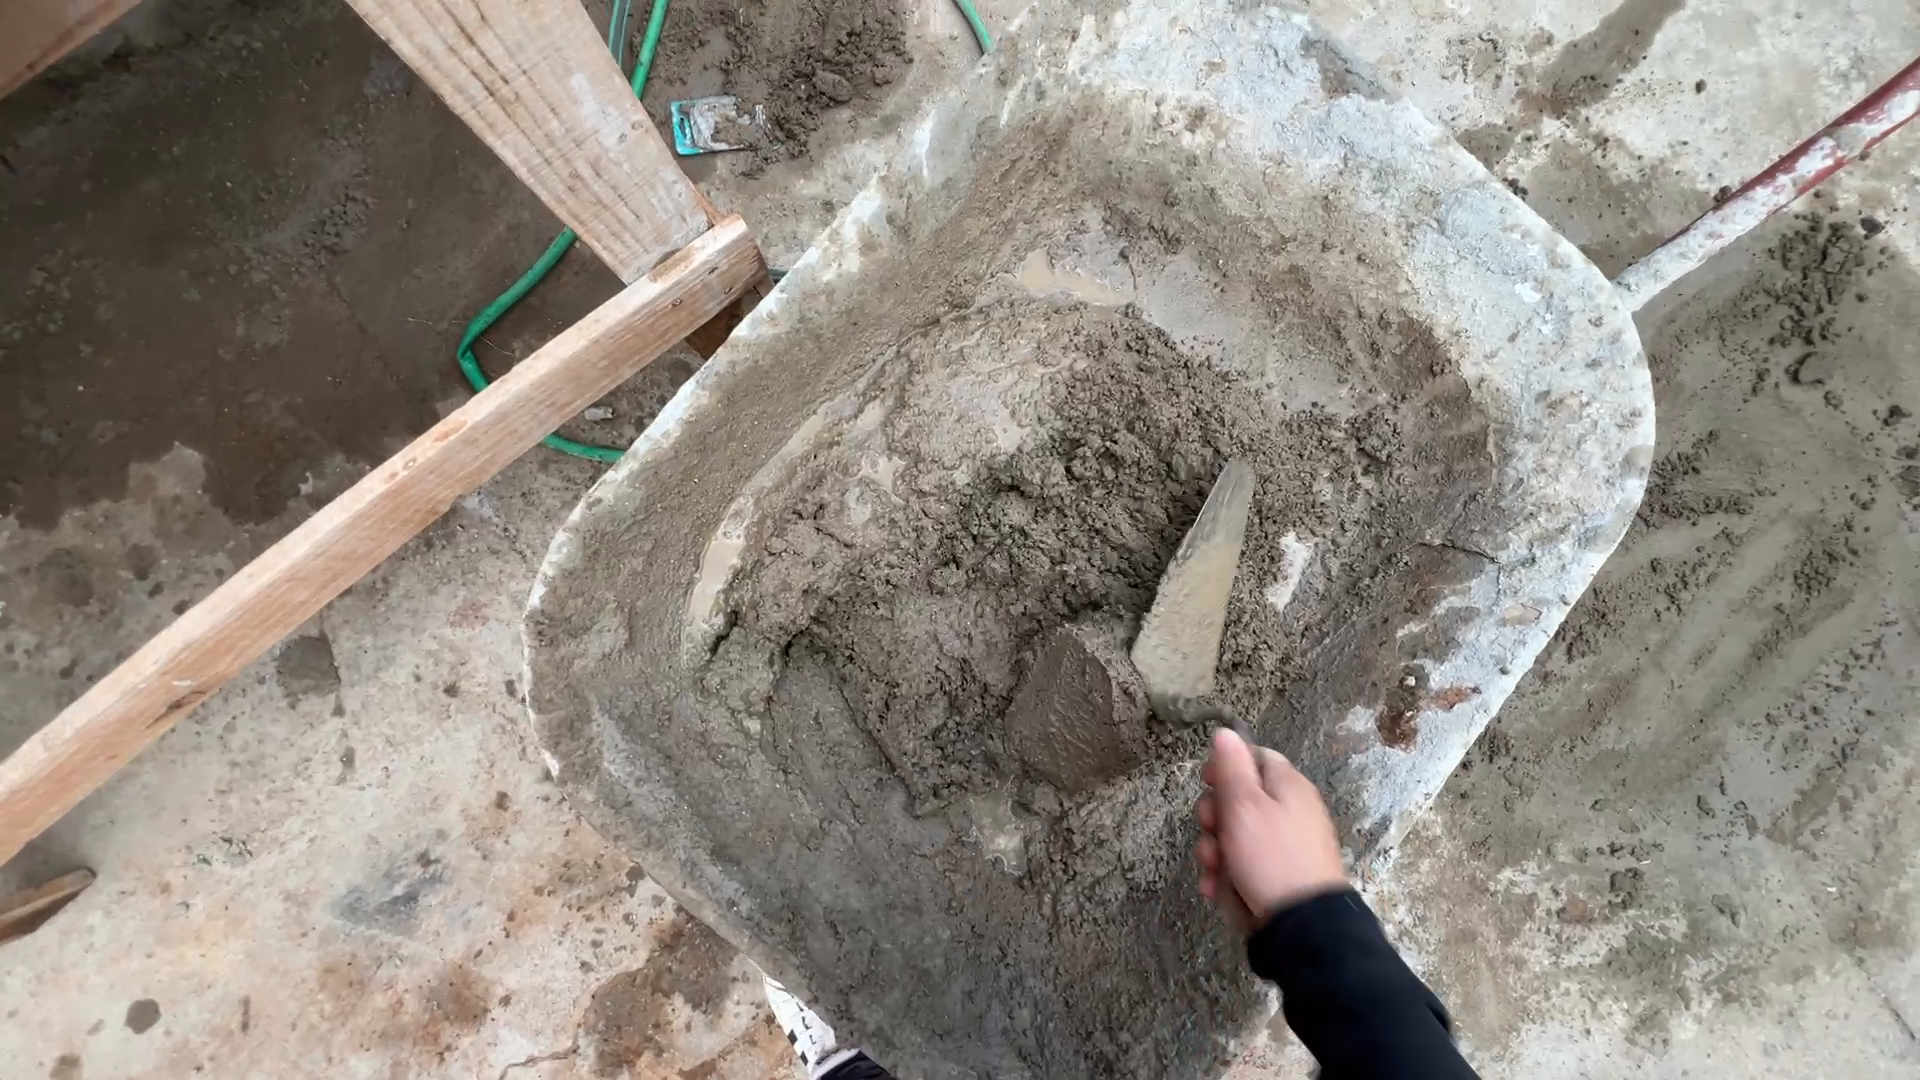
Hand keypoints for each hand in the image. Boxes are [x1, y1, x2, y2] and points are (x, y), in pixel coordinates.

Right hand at [1196, 728, 1347, 930]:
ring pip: (1235, 834)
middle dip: (1214, 816)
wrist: (1303, 929)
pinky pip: (1243, 863)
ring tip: (1214, 868)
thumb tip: (1226, 731)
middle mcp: (1290, 811)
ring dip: (1215, 849)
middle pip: (1239, 797)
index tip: (1207, 783)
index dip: (1225, 766)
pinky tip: (1217, 888)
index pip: (1252, 756)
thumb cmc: (1270, 856)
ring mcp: (1284, 846)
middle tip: (1210, 830)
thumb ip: (1231, 766)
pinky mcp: (1278, 876)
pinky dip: (1227, 874)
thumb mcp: (1244, 805)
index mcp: (1287, 786)